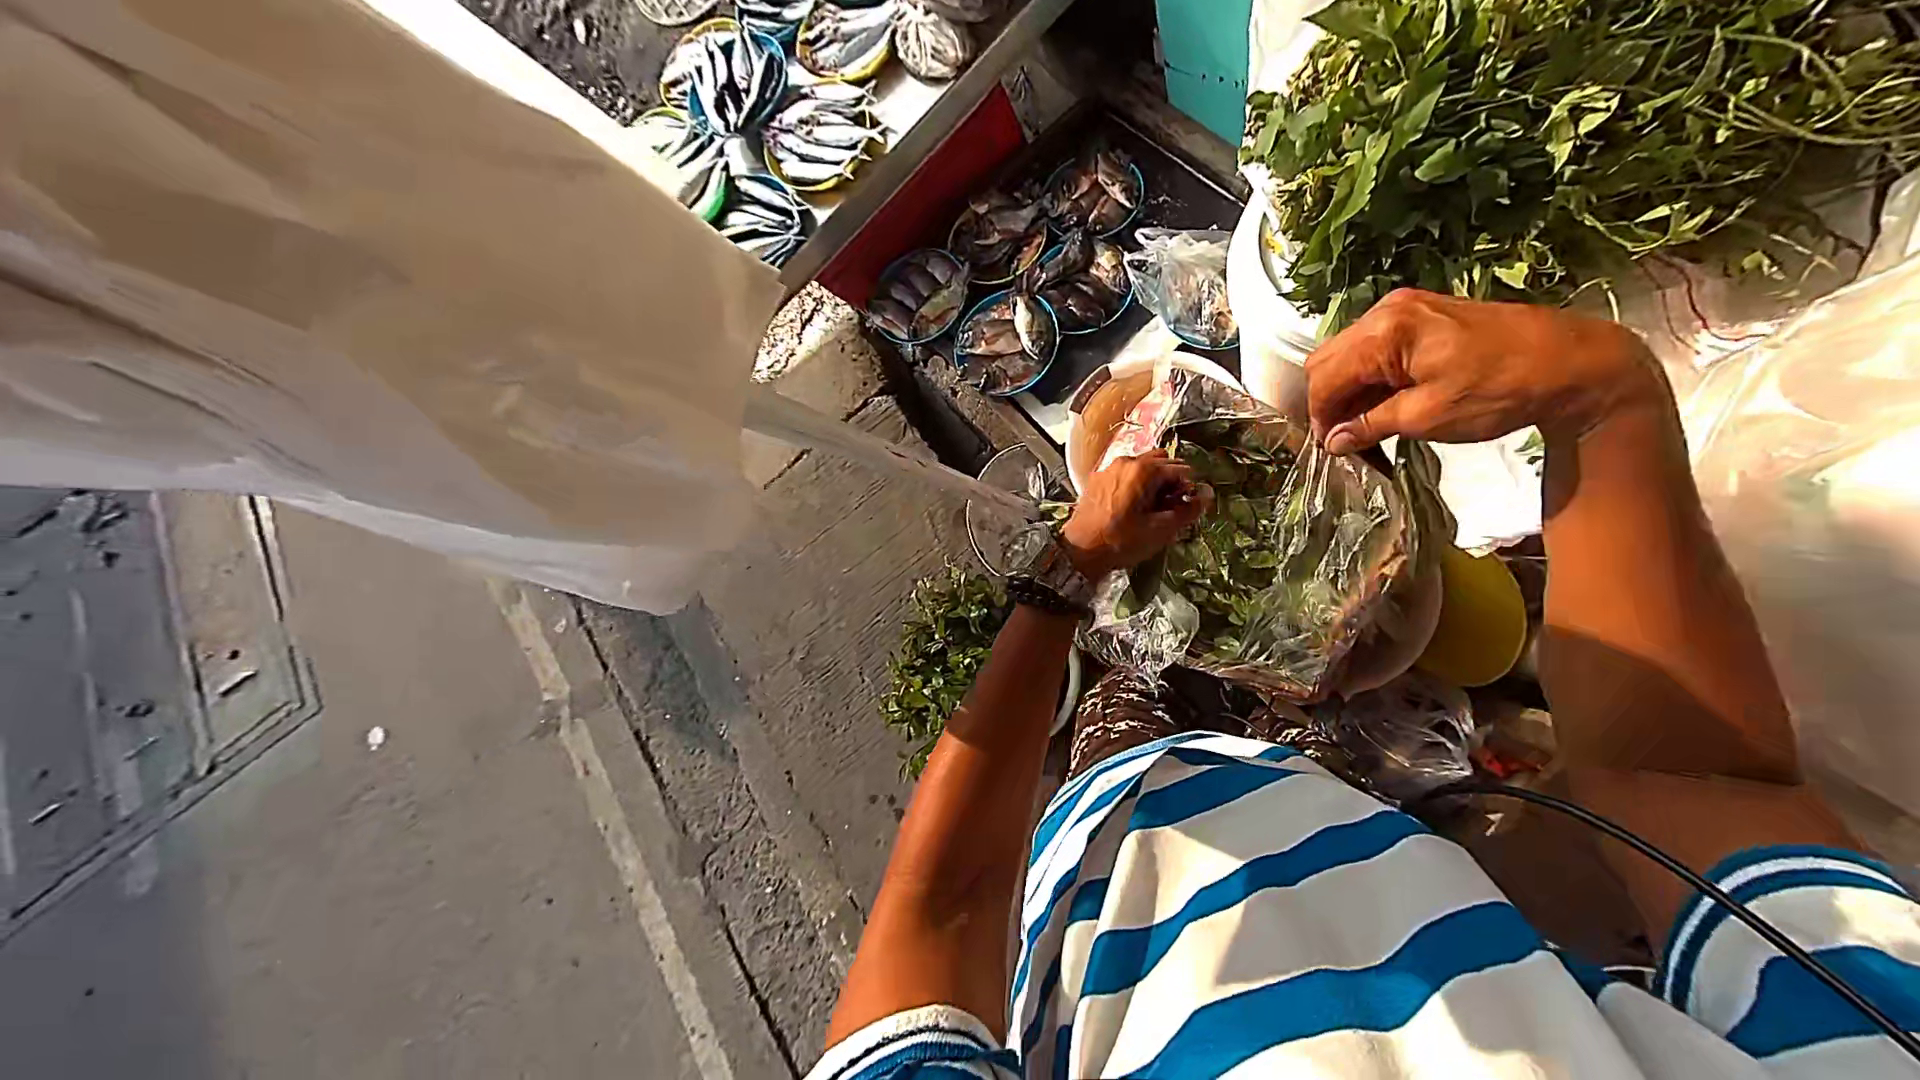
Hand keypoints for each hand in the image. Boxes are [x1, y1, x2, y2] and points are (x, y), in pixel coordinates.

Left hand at [1061, 451, 1212, 579]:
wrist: (1079, 551)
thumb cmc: (1121, 541)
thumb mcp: (1161, 530)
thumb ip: (1187, 510)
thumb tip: (1207, 495)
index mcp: (1143, 469)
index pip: (1180, 469)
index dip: (1188, 488)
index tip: (1186, 506)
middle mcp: (1125, 461)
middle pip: (1160, 462)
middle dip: (1170, 481)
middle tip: (1171, 506)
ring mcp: (1108, 469)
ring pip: (1140, 467)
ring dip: (1152, 482)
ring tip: (1152, 507)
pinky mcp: (1096, 480)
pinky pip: (1123, 475)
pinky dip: (1133, 485)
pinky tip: (1132, 507)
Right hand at [1305, 289, 1670, 453]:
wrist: (1574, 362)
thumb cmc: (1500, 390)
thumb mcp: (1425, 417)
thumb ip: (1369, 425)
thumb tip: (1334, 442)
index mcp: (1385, 333)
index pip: (1324, 379)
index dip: (1320, 416)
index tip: (1330, 446)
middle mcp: (1387, 311)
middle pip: (1327, 360)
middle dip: (1329, 400)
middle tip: (1345, 434)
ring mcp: (1405, 307)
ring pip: (1347, 352)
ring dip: (1348, 387)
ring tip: (1365, 419)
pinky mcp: (1422, 312)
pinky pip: (1373, 344)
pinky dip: (1369, 373)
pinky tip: (1384, 397)